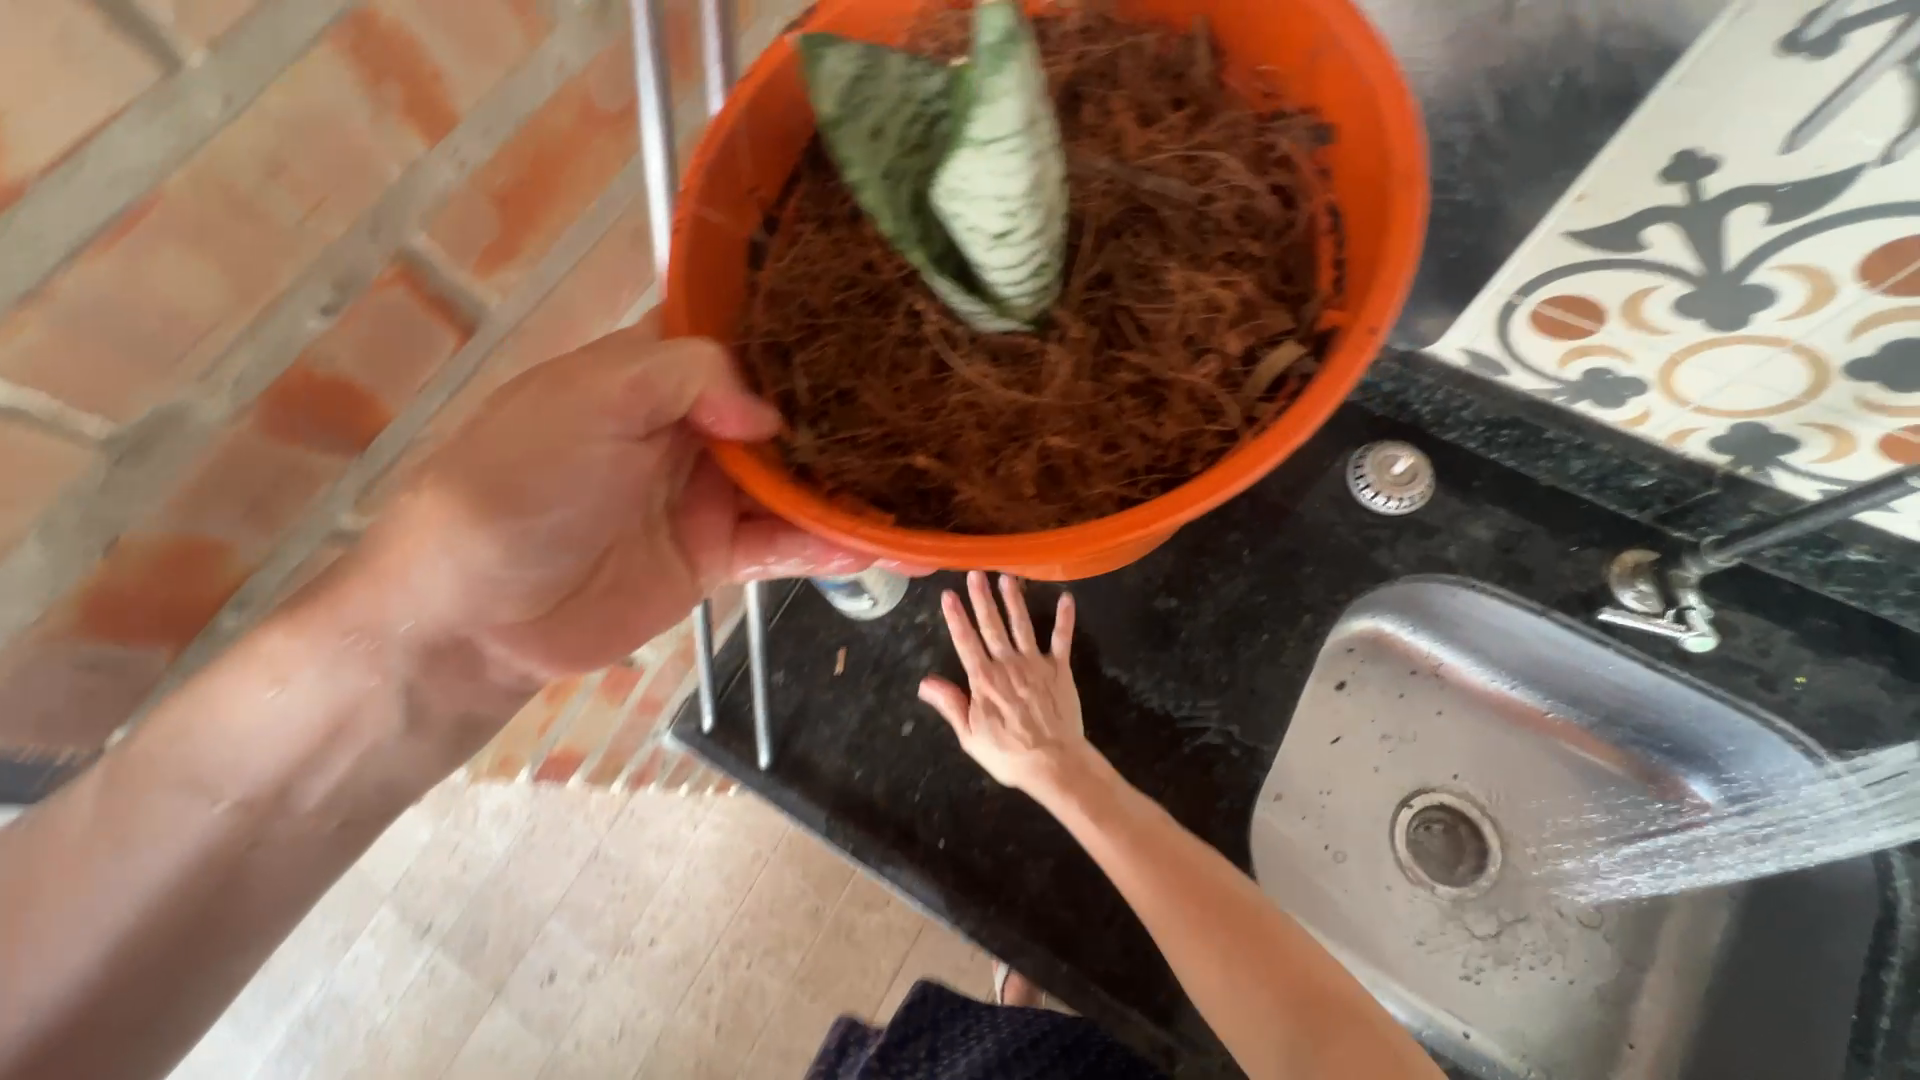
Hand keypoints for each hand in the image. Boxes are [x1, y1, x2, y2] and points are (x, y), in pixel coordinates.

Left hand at [354, 314, 876, 678]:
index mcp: (657, 375)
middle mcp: (693, 429)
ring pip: (796, 489)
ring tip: (923, 502)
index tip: (875, 336)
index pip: (744, 344)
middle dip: (846, 426)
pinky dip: (829, 551)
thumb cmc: (518, 483)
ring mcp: (708, 497)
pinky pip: (783, 548)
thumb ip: (685, 379)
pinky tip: (883, 553)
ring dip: (852, 498)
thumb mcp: (591, 401)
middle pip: (786, 421)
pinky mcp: (716, 558)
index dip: (803, 341)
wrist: (477, 611)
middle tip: (924, 426)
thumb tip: (772, 416)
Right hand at [918, 571, 1092, 794]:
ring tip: (1007, 577)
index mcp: (984, 679)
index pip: (965, 641)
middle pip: (992, 626)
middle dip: (982, 598)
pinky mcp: (1060, 669)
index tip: (948, 594)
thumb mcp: (970, 736)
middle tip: (975, 573)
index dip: (956, 617)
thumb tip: (925, 682)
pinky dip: (1064, 619)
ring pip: (1022, 625)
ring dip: (1014, 599)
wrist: (1053, 763)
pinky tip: (1066, 598)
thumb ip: (950, 704)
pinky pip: (1061, 639)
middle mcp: (1008, 664)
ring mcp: (1035, 664)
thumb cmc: (1008, 754)